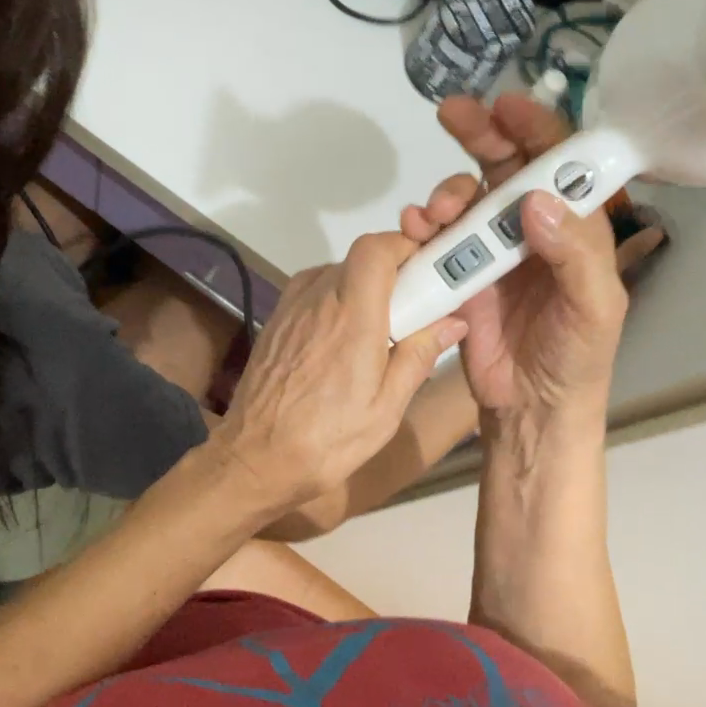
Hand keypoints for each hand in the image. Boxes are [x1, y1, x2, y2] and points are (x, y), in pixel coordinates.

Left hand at [210, 233, 467, 508]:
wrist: (254, 460)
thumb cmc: (326, 441)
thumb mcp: (385, 409)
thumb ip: (418, 357)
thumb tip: (452, 321)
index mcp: (350, 316)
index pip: (375, 247)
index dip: (403, 246)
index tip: (426, 269)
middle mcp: (316, 301)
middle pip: (356, 258)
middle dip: (389, 272)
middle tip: (411, 307)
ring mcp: (289, 310)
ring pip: (332, 274)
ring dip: (359, 288)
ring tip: (377, 329)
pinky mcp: (274, 324)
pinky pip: (310, 294)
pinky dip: (332, 302)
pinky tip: (341, 340)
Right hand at [401, 95, 632, 418]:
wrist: (529, 409)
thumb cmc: (576, 358)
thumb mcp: (596, 306)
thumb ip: (576, 253)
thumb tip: (535, 201)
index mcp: (574, 228)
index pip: (557, 163)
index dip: (536, 128)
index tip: (506, 106)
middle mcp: (530, 230)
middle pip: (505, 167)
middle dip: (480, 135)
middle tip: (452, 115)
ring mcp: (490, 253)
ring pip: (465, 201)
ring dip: (447, 192)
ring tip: (435, 211)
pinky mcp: (457, 278)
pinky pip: (437, 242)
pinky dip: (421, 228)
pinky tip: (415, 230)